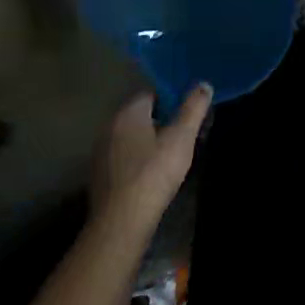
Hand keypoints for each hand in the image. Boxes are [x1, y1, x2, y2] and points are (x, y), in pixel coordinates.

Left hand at [92, 84, 212, 230]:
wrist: (122, 220)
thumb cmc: (154, 173)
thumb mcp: (182, 138)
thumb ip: (193, 109)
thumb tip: (203, 84)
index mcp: (128, 113)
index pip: (151, 94)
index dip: (173, 101)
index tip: (189, 114)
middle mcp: (109, 126)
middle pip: (141, 115)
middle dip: (163, 121)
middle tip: (185, 135)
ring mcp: (102, 151)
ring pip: (131, 137)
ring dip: (150, 141)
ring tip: (172, 156)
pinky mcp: (100, 174)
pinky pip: (124, 157)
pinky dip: (138, 159)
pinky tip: (153, 174)